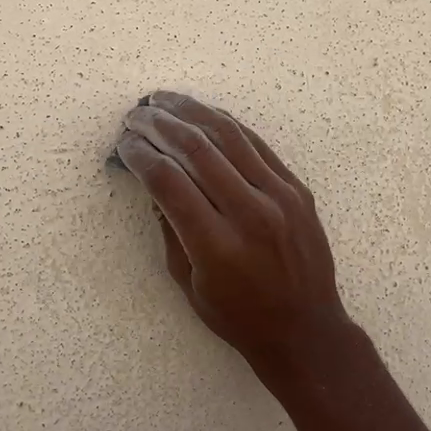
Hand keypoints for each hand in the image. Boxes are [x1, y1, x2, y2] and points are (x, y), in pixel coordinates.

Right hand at [114, 91, 351, 364]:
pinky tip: (205, 114)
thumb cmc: (239, 317)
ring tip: (164, 99)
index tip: (123, 144)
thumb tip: (153, 182)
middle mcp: (250, 214)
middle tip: (135, 114)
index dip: (140, 155)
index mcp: (217, 246)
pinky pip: (257, 144)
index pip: (168, 181)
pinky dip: (226, 125)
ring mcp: (279, 197)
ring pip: (229, 136)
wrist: (307, 330)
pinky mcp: (296, 188)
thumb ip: (168, 230)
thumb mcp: (188, 284)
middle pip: (196, 149)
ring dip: (191, 111)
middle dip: (159, 125)